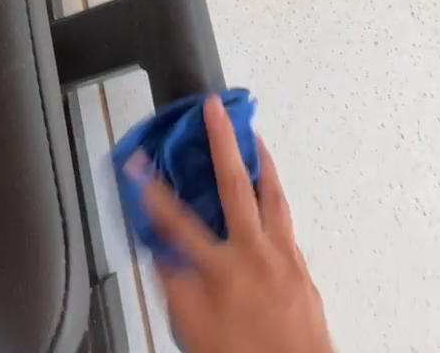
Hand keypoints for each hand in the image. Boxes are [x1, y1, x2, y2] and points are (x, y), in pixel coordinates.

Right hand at [137, 98, 333, 352]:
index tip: (137, 162)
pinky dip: (275, 198)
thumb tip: (163, 255)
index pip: (176, 220)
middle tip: (213, 109)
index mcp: (224, 270)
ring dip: (260, 160)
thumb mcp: (195, 332)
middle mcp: (257, 255)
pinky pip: (287, 220)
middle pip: (235, 184)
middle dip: (221, 140)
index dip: (152, 189)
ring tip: (252, 134)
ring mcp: (285, 257)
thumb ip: (176, 288)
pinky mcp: (302, 268)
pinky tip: (270, 193)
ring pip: (273, 194)